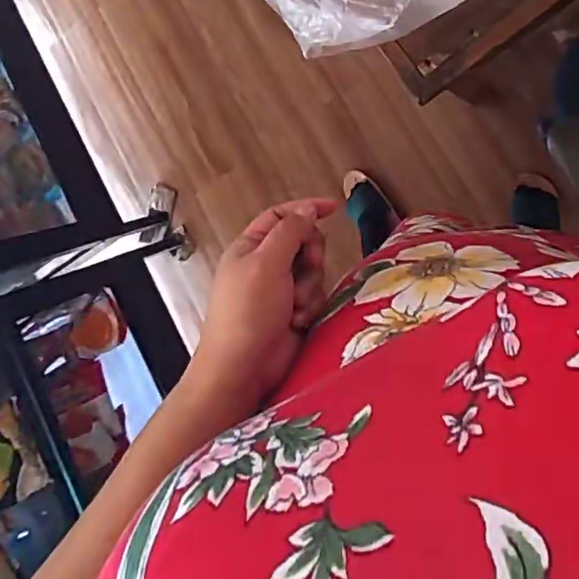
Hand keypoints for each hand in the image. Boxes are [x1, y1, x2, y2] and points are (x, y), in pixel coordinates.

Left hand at [187, 198, 339, 412]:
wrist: (244, 370)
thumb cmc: (248, 313)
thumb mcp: (266, 263)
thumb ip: (290, 231)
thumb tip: (307, 209)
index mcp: (251, 247)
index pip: (281, 216)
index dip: (306, 209)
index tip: (334, 208)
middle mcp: (265, 265)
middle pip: (304, 242)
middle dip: (311, 255)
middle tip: (308, 267)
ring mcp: (280, 290)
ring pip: (313, 271)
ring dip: (309, 286)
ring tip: (295, 306)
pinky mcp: (294, 311)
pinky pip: (315, 296)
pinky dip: (310, 306)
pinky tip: (298, 321)